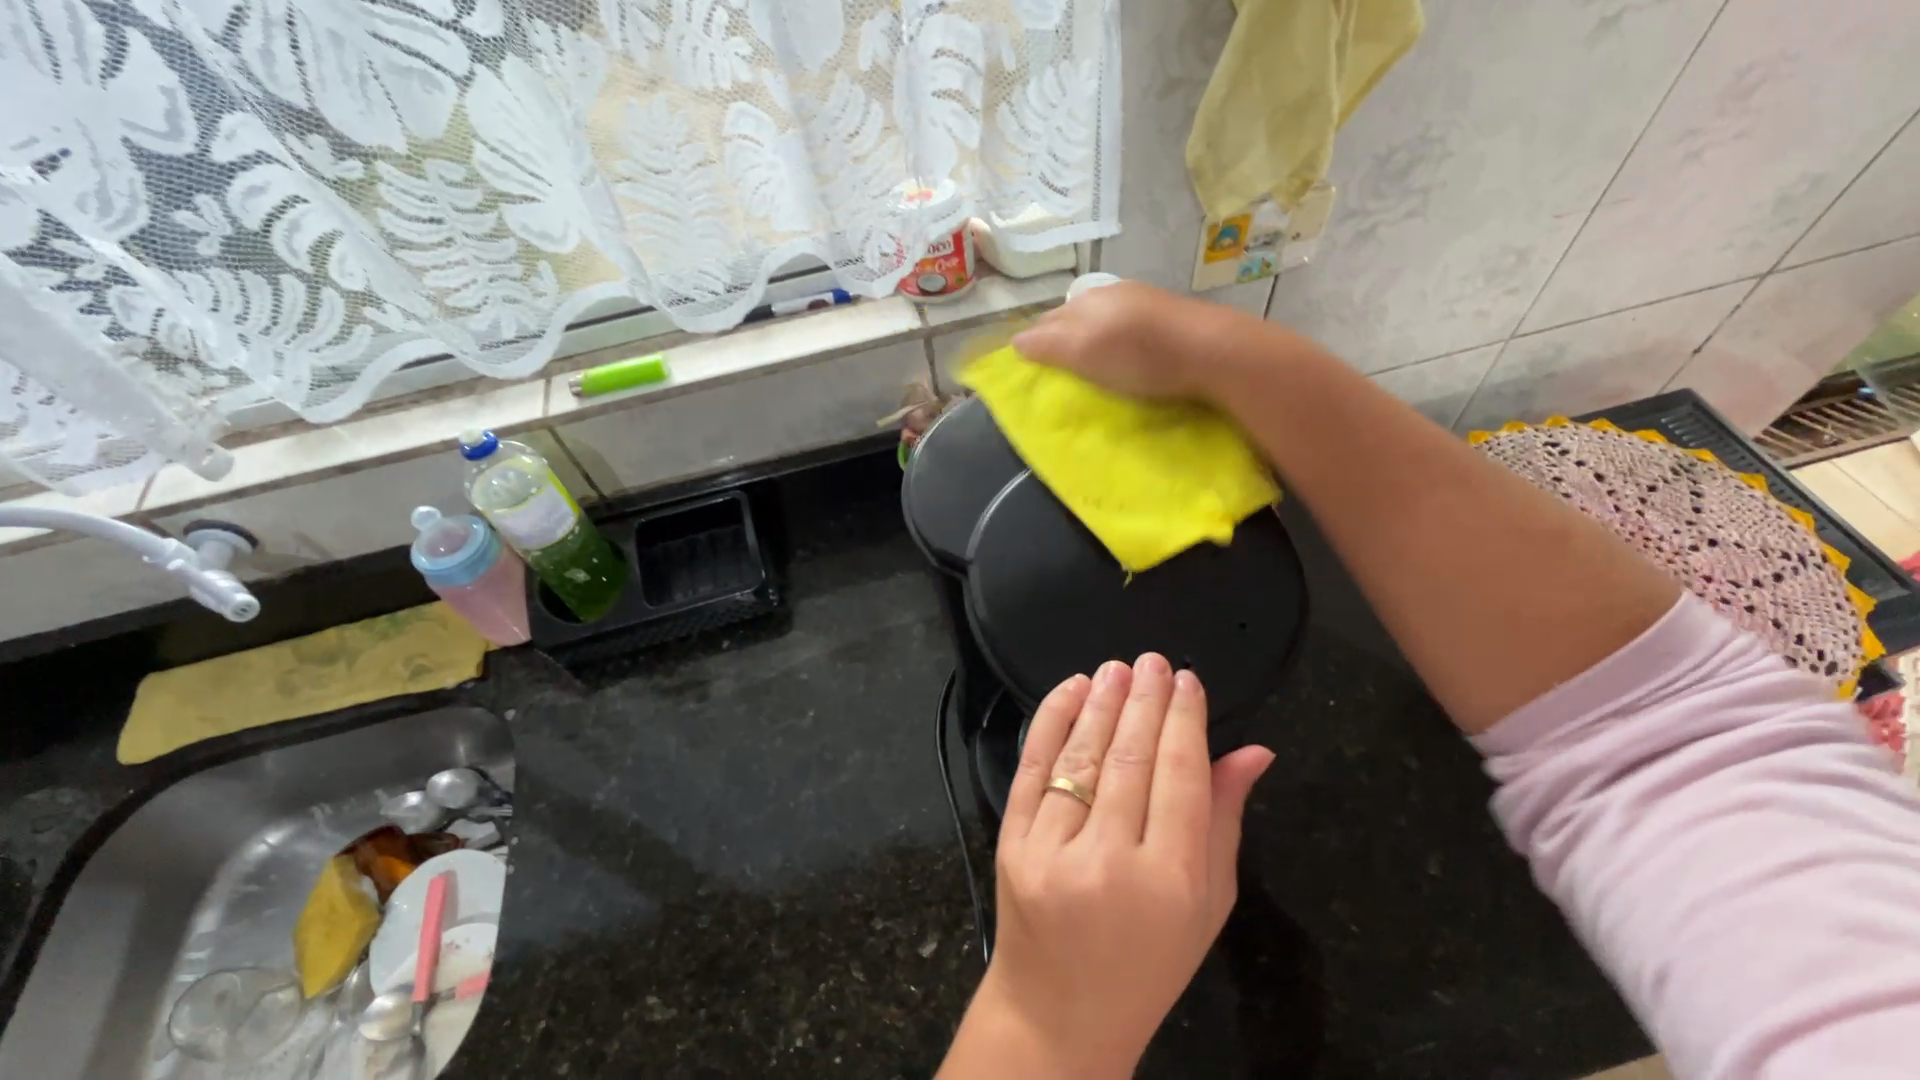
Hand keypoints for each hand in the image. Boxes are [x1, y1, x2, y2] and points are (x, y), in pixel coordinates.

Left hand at [940, 654, 1275, 1078]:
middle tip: (1154, 662)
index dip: (1185, 720)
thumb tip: (1253, 750)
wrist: (1058, 1012)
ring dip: (1101, 703)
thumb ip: (1224, 822)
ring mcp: (1052, 852)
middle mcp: (1109, 862)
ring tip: (1118, 668)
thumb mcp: (1206, 906)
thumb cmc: (1148, 964)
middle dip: (1145, 701)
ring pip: (1082, 758)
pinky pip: (1032, 770)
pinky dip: (1051, 722)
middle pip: (1130, 758)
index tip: (1189, 680)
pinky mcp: (1011, 845)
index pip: (1181, 777)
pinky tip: (1071, 690)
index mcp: (1170, 882)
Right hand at [1011, 281, 1245, 400]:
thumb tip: (1015, 342)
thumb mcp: (1083, 352)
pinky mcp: (1167, 315)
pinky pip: (1129, 325)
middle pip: (1073, 316)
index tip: (1032, 367)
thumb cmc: (1139, 355)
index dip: (1035, 342)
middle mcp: (1109, 294)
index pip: (1046, 321)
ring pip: (1102, 318)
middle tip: (1060, 369)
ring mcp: (1141, 301)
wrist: (1210, 350)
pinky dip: (1118, 340)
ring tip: (1092, 365)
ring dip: (1091, 338)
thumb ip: (1048, 345)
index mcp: (1084, 302)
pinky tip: (1127, 355)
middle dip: (1061, 337)